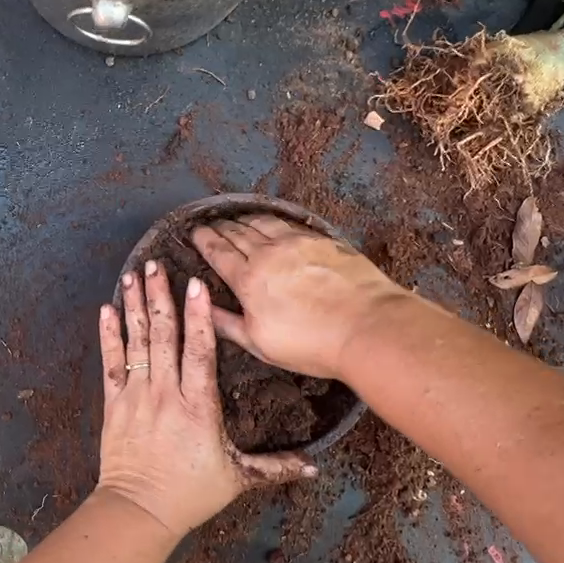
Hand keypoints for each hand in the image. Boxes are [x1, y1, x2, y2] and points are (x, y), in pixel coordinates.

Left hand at [95, 261, 314, 537]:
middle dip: (160, 297)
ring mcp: (137, 395)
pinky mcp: (114, 403)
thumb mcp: (238, 478)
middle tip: (156, 264)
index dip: (197, 316)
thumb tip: (316, 466)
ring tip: (132, 275)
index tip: (196, 283)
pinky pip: (111, 362)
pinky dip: (109, 334)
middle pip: (163, 335)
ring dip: (134, 306)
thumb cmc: (190, 494)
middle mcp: (166, 393)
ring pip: (137, 342)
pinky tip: (106, 309)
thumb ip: (276, 466)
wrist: (139, 511)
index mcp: (198, 406)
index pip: (199, 351)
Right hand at [192, 215, 411, 378]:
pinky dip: (272, 220)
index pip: (218, 252)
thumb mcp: (260, 344)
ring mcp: (296, 243)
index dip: (204, 240)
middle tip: (211, 223)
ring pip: (262, 223)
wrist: (368, 327)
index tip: (195, 232)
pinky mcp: (322, 241)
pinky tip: (272, 223)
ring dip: (244, 219)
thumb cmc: (311, 344)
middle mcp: (267, 254)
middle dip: (220, 227)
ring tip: (236, 219)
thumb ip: (227, 324)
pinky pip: (288, 224)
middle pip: (237, 233)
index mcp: (247, 280)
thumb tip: (203, 307)